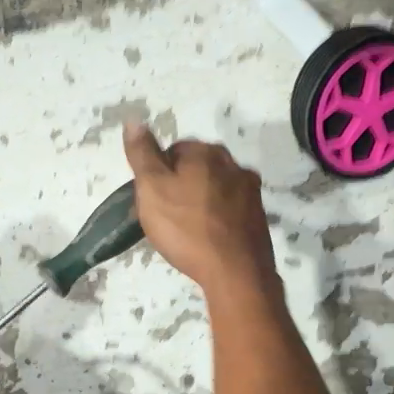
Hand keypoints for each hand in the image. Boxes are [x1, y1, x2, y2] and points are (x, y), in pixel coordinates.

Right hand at [123, 121, 277, 294]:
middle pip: (198, 170)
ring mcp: (251, 192)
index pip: (174, 151)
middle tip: (167, 218)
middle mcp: (233, 164)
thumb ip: (142, 154)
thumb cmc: (187, 229)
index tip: (152, 202)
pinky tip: (210, 240)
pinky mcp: (260, 218)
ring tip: (189, 233)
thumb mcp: (152, 188)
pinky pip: (232, 212)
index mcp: (206, 152)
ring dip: (202, 204)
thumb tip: (134, 121)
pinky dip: (219, 221)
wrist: (235, 272)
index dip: (158, 176)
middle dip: (182, 188)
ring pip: (217, 190)